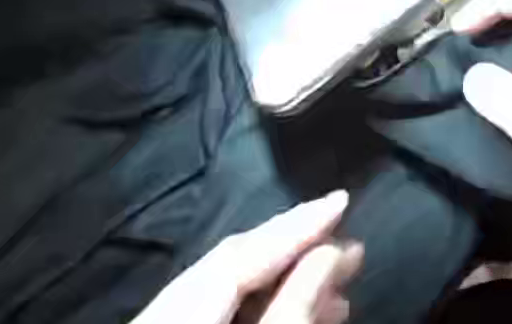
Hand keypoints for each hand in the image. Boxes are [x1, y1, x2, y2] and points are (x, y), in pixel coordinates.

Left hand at [131, 191, 363, 323]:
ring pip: (226, 288)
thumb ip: (292, 311)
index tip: (343, 200)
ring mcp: (160, 322)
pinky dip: (260, 305)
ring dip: (284, 283)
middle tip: (352, 248)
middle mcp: (159, 312)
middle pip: (231, 263)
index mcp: (175, 315)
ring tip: (338, 293)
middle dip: (294, 251)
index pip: (239, 254)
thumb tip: (334, 249)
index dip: (293, 226)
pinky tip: (295, 309)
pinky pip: (217, 310)